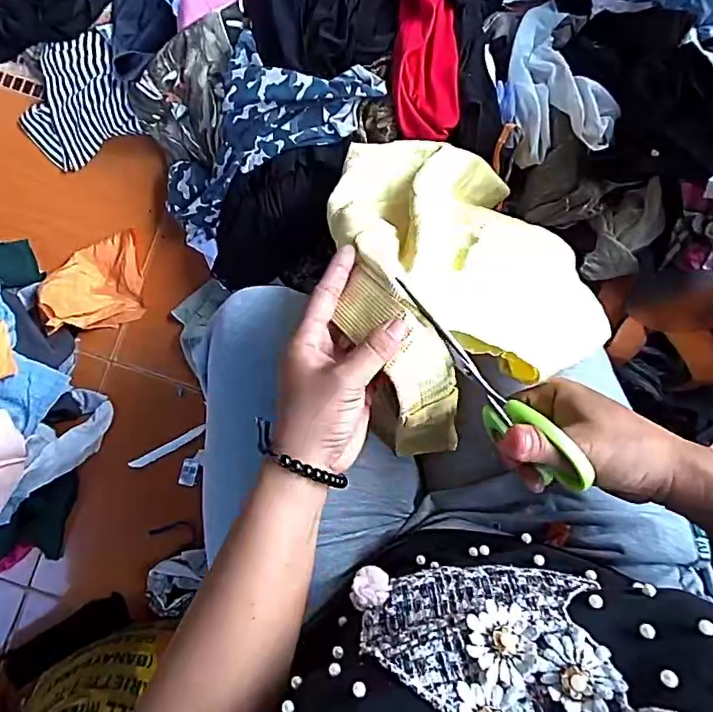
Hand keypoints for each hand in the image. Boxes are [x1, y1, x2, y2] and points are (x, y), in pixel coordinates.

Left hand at [271, 245, 406, 473]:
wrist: (313, 461)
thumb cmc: (315, 417)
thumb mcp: (343, 379)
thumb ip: (373, 350)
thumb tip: (401, 322)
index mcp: (307, 341)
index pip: (323, 298)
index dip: (338, 273)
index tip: (351, 250)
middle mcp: (322, 349)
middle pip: (345, 314)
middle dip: (363, 294)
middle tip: (385, 271)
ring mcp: (339, 367)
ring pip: (362, 337)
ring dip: (380, 323)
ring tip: (402, 299)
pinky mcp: (355, 385)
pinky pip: (374, 360)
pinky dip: (388, 350)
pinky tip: (405, 337)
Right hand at [494, 379, 694, 502]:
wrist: (666, 472)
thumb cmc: (627, 451)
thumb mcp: (580, 449)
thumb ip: (541, 446)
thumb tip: (505, 439)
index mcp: (556, 392)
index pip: (512, 407)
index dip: (508, 433)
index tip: (515, 460)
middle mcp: (556, 406)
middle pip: (518, 428)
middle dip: (521, 455)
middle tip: (533, 478)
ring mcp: (564, 427)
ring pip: (530, 446)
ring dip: (532, 466)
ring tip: (544, 483)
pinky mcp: (572, 447)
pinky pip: (545, 457)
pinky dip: (545, 470)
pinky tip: (552, 482)